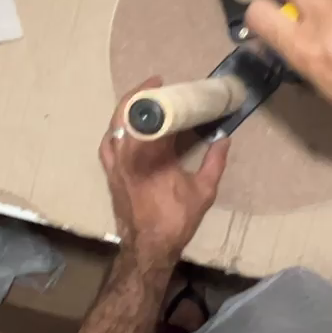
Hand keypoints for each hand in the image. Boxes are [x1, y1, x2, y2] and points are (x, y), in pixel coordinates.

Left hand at [100, 78, 230, 265]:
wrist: (148, 248)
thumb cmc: (176, 220)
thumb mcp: (204, 191)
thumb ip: (215, 162)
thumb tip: (224, 139)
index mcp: (152, 154)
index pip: (152, 116)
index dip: (158, 97)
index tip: (166, 84)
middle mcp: (128, 155)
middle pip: (126, 115)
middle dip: (138, 96)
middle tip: (154, 86)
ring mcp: (115, 165)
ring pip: (113, 128)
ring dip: (125, 111)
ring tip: (139, 103)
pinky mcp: (110, 175)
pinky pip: (107, 146)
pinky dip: (114, 132)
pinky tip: (124, 129)